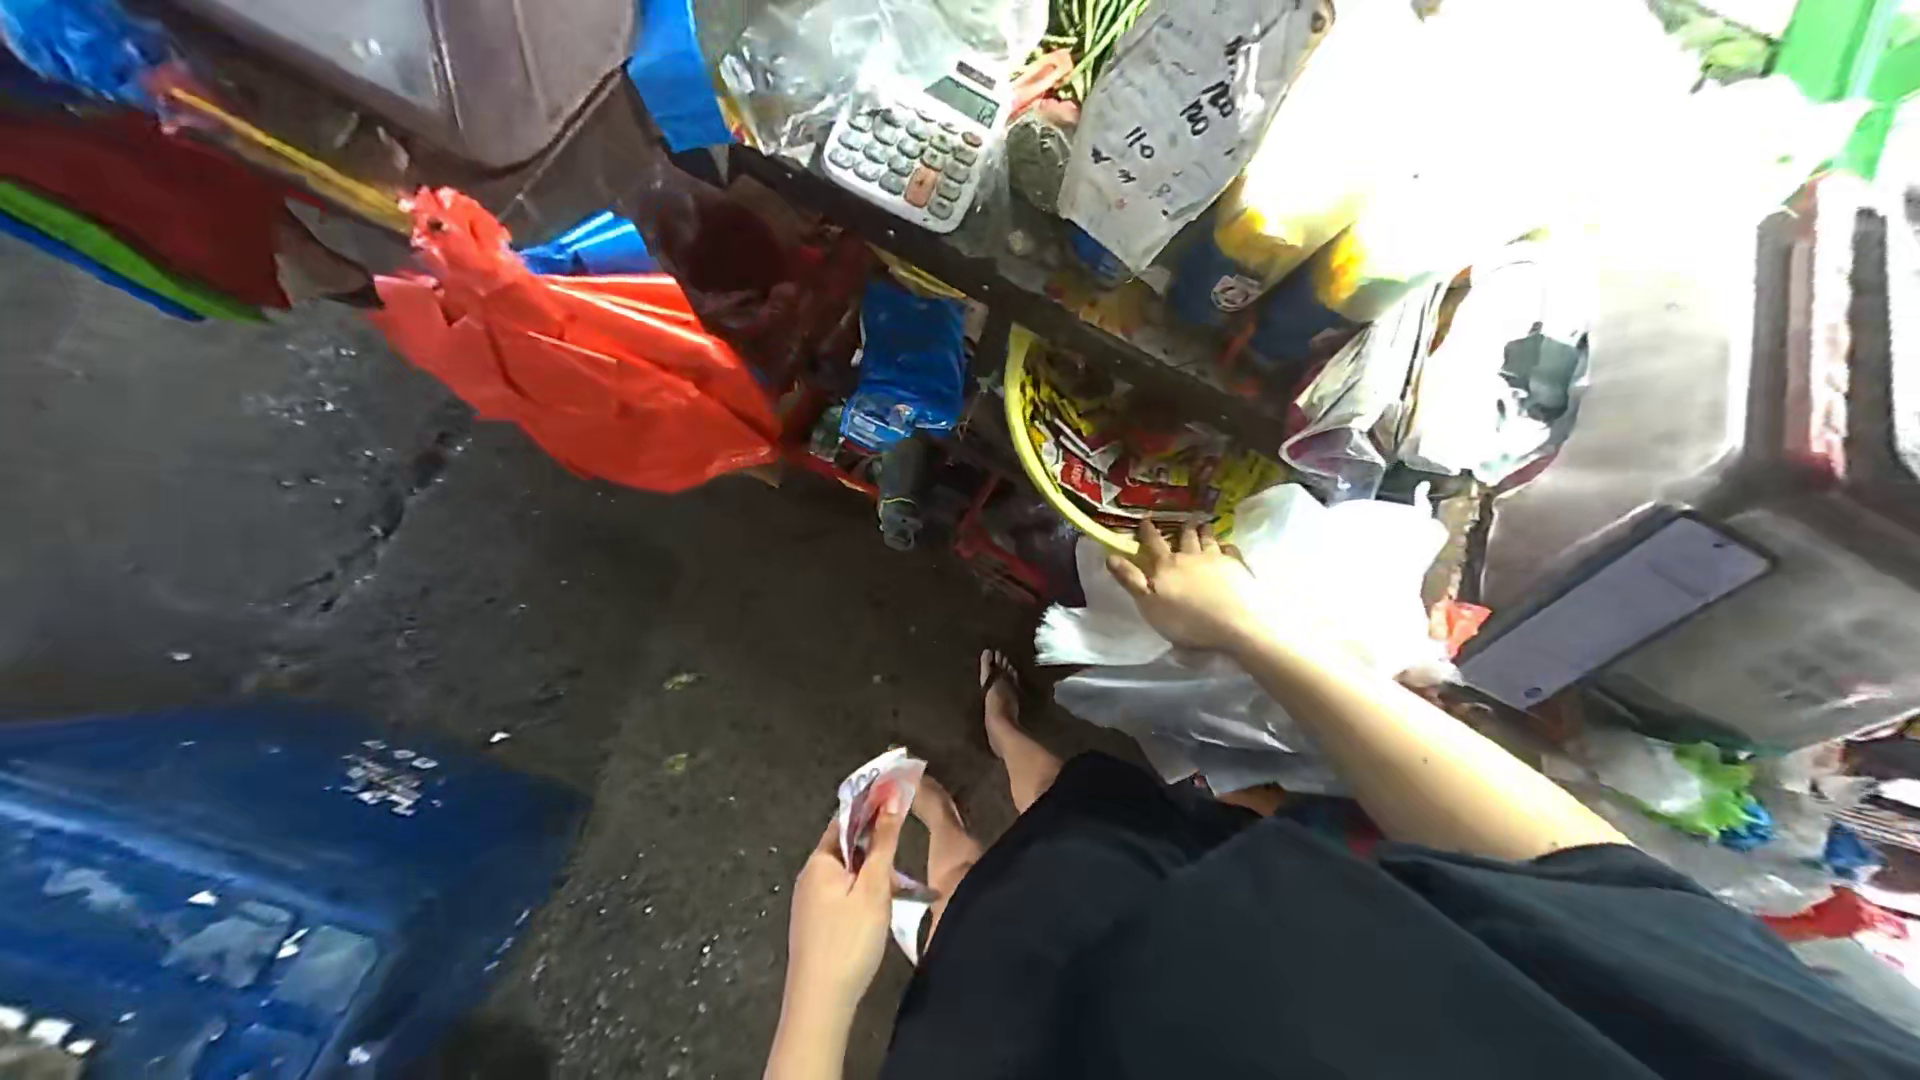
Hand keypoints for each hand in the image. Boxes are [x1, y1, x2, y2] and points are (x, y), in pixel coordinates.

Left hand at [783, 785, 906, 1016]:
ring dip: (872, 868)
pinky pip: (842, 890)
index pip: (847, 817)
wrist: (820, 1005)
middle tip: (904, 840)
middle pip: (847, 843)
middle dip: (876, 840)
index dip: (872, 804)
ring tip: (900, 880)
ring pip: (847, 870)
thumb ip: (884, 842)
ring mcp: (810, 900)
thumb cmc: (848, 940)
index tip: (898, 793)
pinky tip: (881, 903)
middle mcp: (810, 874)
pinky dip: (863, 887)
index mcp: (820, 860)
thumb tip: (892, 798)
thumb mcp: (873, 887)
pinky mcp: (815, 922)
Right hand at [1106, 522, 1261, 651]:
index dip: (1148, 532)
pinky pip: (1231, 550)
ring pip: (1208, 540)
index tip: (1145, 521)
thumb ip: (1130, 580)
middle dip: (1182, 528)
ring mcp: (1216, 559)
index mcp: (1166, 565)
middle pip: (1185, 538)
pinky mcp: (1238, 567)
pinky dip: (1227, 545)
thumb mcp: (1149, 604)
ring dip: (1204, 531)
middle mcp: (1190, 556)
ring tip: (1204, 525)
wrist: (1234, 625)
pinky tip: (1227, 545)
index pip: (1154, 543)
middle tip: (1184, 520)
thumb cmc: (1185, 620)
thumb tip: (1110, 556)